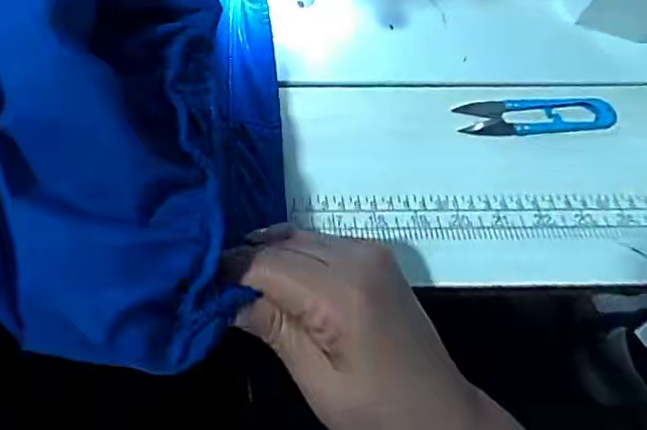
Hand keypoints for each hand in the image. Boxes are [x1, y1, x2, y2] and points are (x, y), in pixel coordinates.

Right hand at [227, 227, 518, 429]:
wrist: (444, 414)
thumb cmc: (379, 412)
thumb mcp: (319, 383)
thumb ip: (273, 329)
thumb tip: (225, 297)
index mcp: (342, 292)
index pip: (268, 263)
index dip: (230, 269)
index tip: (201, 277)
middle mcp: (355, 255)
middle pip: (281, 243)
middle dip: (245, 257)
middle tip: (211, 276)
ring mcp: (367, 247)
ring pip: (297, 234)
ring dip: (266, 250)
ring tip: (236, 272)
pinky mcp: (372, 249)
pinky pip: (318, 238)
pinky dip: (291, 249)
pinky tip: (274, 268)